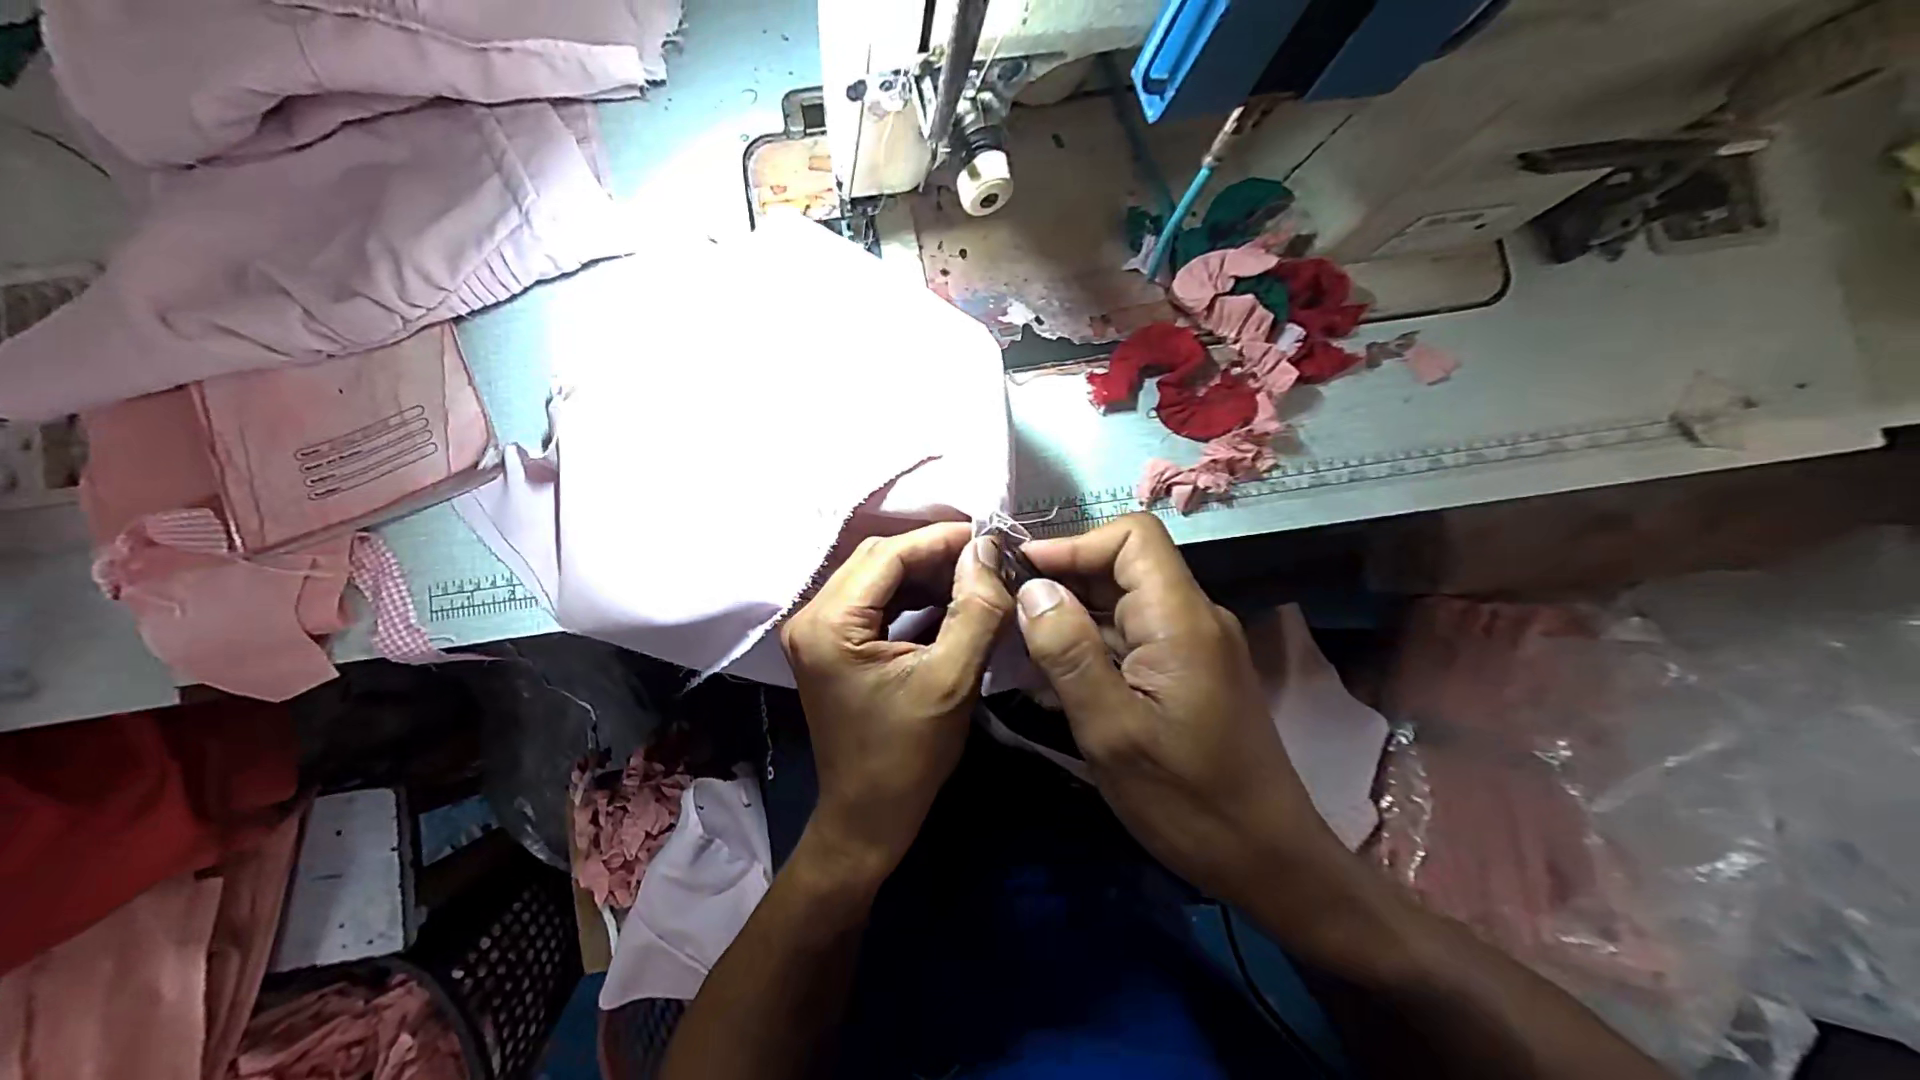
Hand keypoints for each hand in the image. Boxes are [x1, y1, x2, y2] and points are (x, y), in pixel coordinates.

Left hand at [780, 523, 1013, 884]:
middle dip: (935, 554)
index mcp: (829, 624)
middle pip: (879, 560)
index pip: (888, 555)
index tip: (992, 537)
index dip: (942, 539)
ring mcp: (818, 630)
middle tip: (988, 558)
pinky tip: (950, 600)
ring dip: (926, 573)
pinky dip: (913, 595)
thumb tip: (989, 552)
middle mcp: (811, 616)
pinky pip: (875, 601)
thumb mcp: (951, 680)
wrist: (868, 816)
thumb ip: (974, 610)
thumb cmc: (908, 756)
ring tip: (976, 576)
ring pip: (878, 577)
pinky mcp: (832, 644)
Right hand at [1015, 514, 1348, 910]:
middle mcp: (1192, 619)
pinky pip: (1133, 639)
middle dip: (1063, 581)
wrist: (1267, 861)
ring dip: (1073, 617)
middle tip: (1007, 612)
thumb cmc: (1188, 801)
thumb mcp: (1111, 731)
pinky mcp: (1189, 673)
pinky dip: (1092, 646)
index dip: (1074, 544)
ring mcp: (1193, 646)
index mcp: (1180, 619)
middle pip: (1124, 568)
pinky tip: (1056, 674)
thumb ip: (1069, 653)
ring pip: (1124, 605)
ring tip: (1020, 644)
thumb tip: (1033, 588)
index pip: (1131, 537)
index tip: (1022, 573)